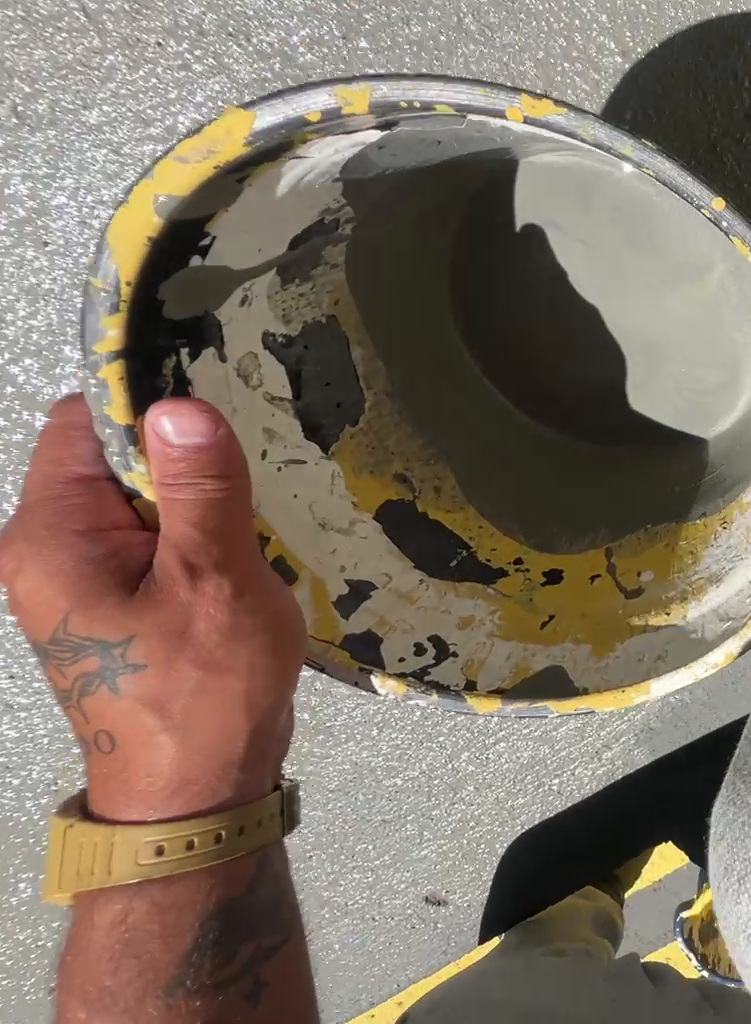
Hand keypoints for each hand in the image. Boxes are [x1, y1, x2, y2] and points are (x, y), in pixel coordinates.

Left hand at [0, 396, 304, 822]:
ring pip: (145, 500)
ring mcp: (88, 575)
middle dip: (190, 449)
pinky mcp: (126, 599)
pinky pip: (160, 536)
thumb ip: (199, 490)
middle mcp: (51, 546)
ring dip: (205, 492)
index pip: (86, 428)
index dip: (153, 402)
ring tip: (272, 494)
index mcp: (51, 533)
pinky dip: (206, 526)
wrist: (198, 777)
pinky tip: (255, 537)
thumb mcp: (213, 575)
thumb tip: (180, 404)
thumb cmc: (203, 676)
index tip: (235, 398)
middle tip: (271, 450)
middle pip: (116, 460)